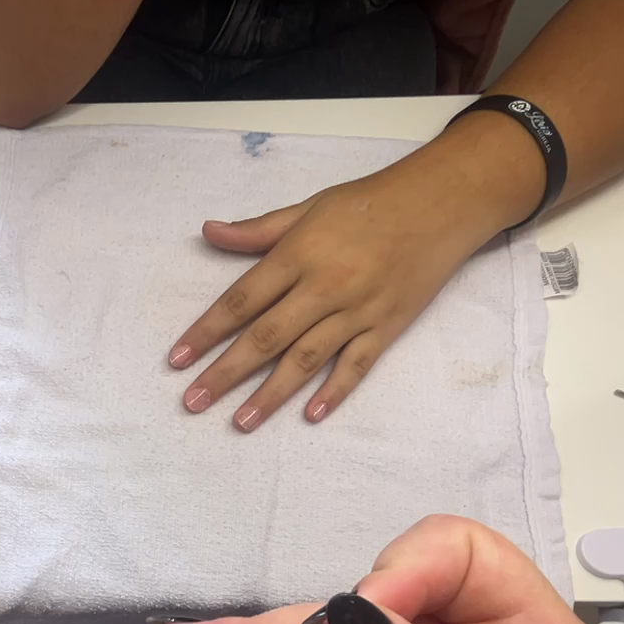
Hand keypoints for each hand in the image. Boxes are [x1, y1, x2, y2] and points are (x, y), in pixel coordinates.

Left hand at [169, 130, 530, 431]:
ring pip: (306, 359)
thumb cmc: (370, 203)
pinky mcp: (387, 326)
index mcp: (298, 254)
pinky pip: (358, 364)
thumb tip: (207, 230)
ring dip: (270, 394)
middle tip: (192, 402)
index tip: (176, 361)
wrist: (447, 200)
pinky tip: (311, 415)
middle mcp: (324, 285)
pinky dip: (336, 390)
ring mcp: (357, 309)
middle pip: (265, 337)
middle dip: (225, 373)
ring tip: (239, 423)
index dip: (205, 332)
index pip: (240, 300)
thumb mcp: (309, 208)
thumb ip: (257, 231)